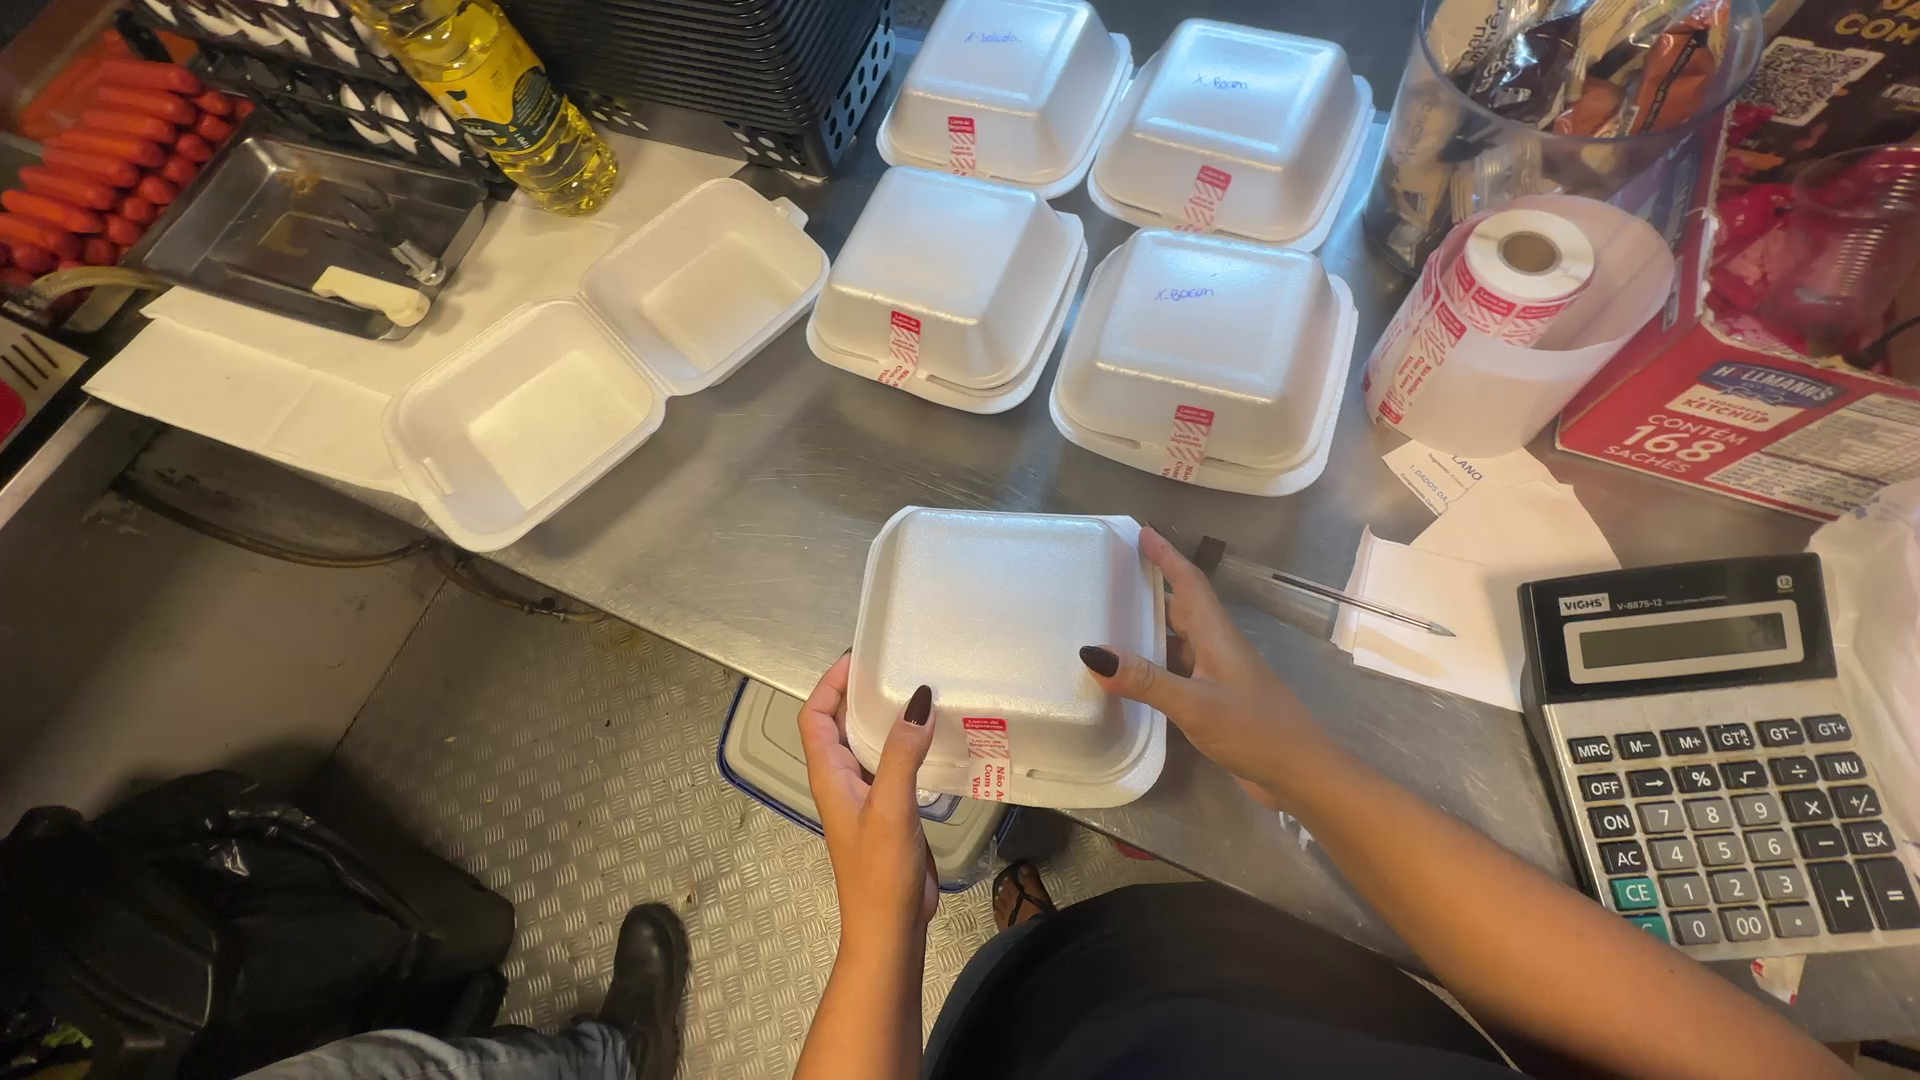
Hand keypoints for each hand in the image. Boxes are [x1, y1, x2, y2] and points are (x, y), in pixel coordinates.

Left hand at [797, 653, 938, 945]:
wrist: (890, 928)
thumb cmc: (880, 871)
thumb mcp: (890, 807)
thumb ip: (902, 754)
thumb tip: (918, 697)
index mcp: (829, 774)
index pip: (815, 715)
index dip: (830, 684)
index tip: (860, 657)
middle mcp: (843, 778)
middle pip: (841, 722)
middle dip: (861, 691)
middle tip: (898, 666)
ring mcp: (867, 794)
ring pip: (869, 741)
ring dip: (886, 716)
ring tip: (920, 691)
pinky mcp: (890, 808)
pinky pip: (894, 762)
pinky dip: (908, 742)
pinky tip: (935, 736)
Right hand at [1077, 528, 1333, 804]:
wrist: (1302, 776)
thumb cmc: (1256, 730)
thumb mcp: (1196, 705)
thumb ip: (1146, 680)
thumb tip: (1092, 652)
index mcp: (1217, 636)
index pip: (1189, 583)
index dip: (1167, 556)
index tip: (1142, 531)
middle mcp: (1217, 648)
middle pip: (1182, 607)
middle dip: (1152, 585)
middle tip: (1114, 573)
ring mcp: (1218, 676)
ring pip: (1178, 640)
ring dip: (1150, 627)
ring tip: (1111, 619)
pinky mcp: (1215, 702)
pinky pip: (1177, 671)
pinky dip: (1153, 665)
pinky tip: (1131, 676)